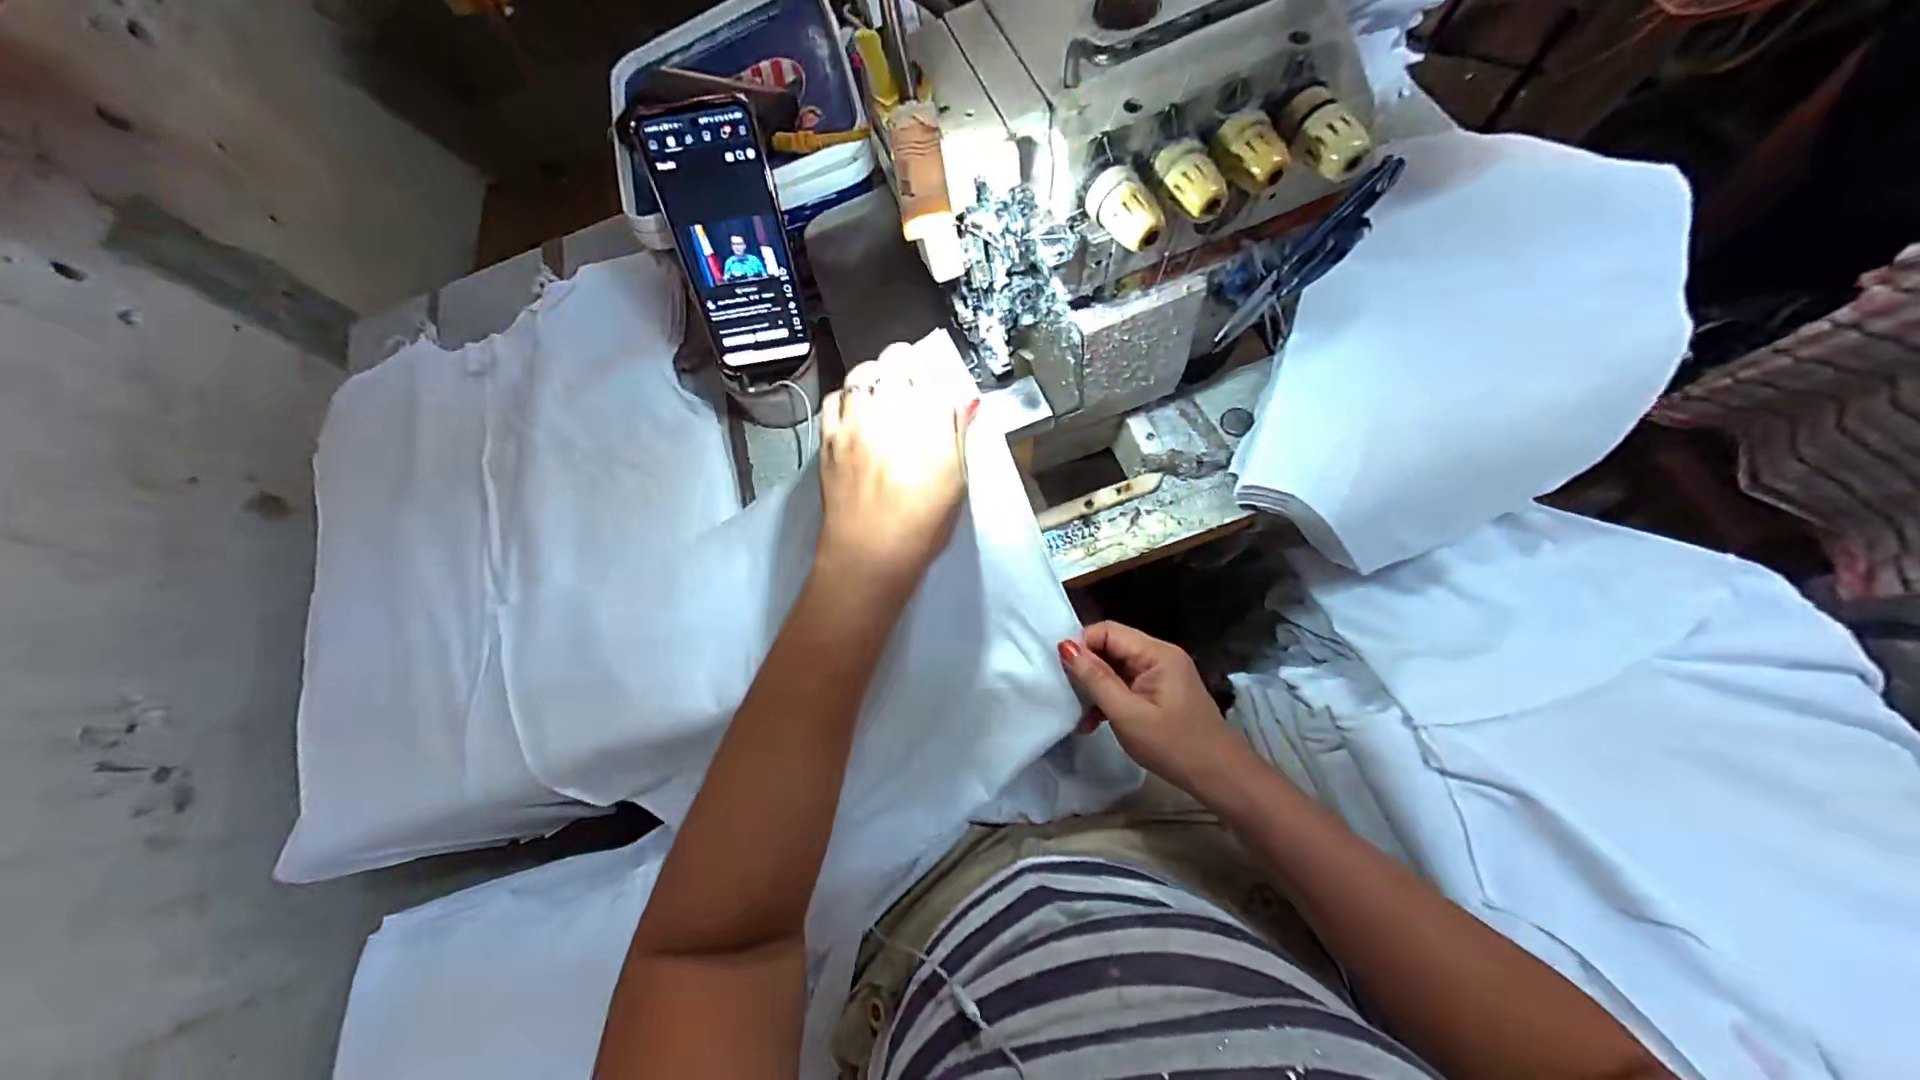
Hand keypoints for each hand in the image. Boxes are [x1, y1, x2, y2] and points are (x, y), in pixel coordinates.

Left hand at [816, 344, 979, 588]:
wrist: (868, 555)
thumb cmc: (920, 528)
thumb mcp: (955, 484)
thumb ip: (959, 437)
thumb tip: (966, 403)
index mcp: (928, 427)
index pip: (934, 378)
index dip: (939, 379)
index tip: (940, 390)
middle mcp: (889, 416)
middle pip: (896, 363)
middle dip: (908, 364)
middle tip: (913, 379)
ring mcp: (854, 425)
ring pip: (863, 374)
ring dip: (877, 373)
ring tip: (885, 387)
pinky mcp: (829, 438)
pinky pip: (835, 398)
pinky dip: (848, 394)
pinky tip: (857, 408)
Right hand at [1057, 621, 1248, 794]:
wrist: (1219, 777)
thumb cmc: (1172, 745)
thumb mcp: (1126, 714)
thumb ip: (1095, 678)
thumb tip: (1065, 646)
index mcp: (1156, 653)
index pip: (1107, 631)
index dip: (1081, 645)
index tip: (1062, 672)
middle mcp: (1160, 655)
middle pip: (1111, 646)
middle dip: (1086, 668)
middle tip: (1067, 694)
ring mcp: (1162, 674)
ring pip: (1116, 667)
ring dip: (1096, 687)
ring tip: (1080, 714)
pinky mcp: (1161, 691)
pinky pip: (1127, 683)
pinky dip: (1110, 698)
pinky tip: (1095, 722)